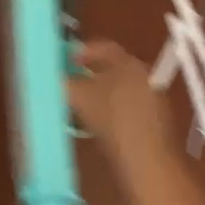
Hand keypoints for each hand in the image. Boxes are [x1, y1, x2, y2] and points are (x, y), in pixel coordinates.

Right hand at [66, 40, 172, 170]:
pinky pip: (124, 107)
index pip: (103, 47)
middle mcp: (143, 76)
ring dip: (97, 94)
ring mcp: (151, 98)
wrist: (146, 157)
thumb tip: (52, 75)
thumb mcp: (79, 96)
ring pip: (117, 89)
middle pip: (111, 68)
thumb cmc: (111, 117)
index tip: (64, 61)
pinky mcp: (152, 120)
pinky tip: (93, 124)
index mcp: (128, 63)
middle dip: (87, 74)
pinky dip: (108, 109)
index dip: (81, 51)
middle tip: (67, 82)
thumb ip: (64, 81)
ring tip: (75, 106)